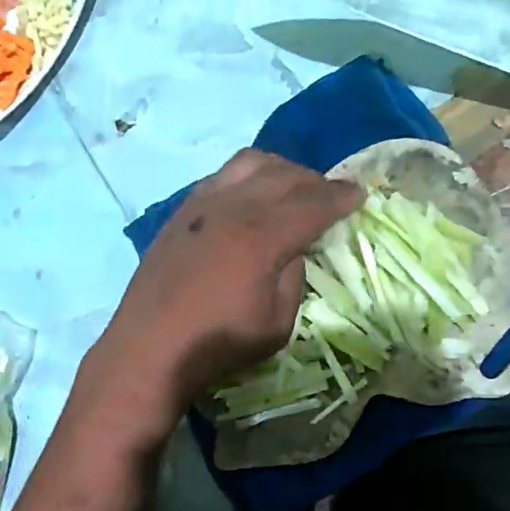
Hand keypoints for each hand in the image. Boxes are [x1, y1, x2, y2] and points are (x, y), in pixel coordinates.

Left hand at [98, 150, 363, 414]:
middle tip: (332, 192)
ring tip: (293, 186)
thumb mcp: (277, 323)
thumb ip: (294, 279)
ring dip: (281, 168)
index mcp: (262, 237)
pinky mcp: (181, 212)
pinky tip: (252, 194)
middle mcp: (233, 208)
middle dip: (316, 180)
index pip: (313, 204)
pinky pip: (222, 175)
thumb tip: (294, 251)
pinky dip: (248, 175)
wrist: (150, 348)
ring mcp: (202, 205)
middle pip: (285, 175)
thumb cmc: (220, 343)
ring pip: (250, 162)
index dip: (341, 197)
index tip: (359, 193)